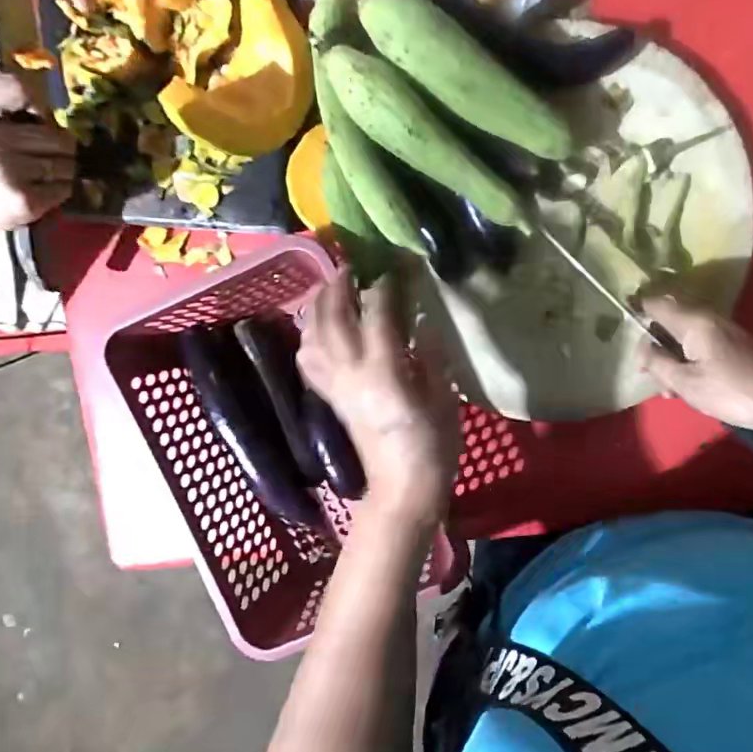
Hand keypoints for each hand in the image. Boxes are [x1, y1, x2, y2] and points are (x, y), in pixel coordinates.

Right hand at [0, 73, 73, 236]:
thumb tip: (50, 97)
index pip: (18, 88)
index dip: (37, 103)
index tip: (35, 117)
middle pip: (55, 135)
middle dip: (55, 145)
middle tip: (36, 154)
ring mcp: (6, 172)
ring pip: (65, 163)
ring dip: (60, 168)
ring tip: (35, 173)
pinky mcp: (23, 201)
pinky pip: (64, 188)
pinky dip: (58, 189)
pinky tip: (35, 190)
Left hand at [297, 270, 460, 524]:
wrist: (402, 487)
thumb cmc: (433, 444)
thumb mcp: (444, 397)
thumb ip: (430, 356)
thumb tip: (420, 322)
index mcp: (384, 372)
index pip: (378, 314)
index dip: (386, 284)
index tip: (395, 264)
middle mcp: (351, 372)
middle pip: (333, 317)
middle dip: (340, 285)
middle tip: (353, 264)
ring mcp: (334, 385)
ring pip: (313, 334)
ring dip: (319, 304)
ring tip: (333, 287)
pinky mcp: (328, 396)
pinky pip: (308, 358)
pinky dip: (310, 334)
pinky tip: (320, 325)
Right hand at [637, 296, 752, 437]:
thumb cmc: (732, 392)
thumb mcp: (685, 382)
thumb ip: (657, 362)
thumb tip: (641, 349)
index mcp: (693, 320)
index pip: (655, 302)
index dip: (635, 311)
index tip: (622, 329)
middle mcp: (708, 316)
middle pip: (669, 315)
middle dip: (653, 339)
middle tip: (646, 369)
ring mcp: (723, 329)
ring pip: (683, 332)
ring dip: (670, 354)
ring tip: (667, 387)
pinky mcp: (734, 344)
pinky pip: (699, 342)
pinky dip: (686, 358)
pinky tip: (686, 385)